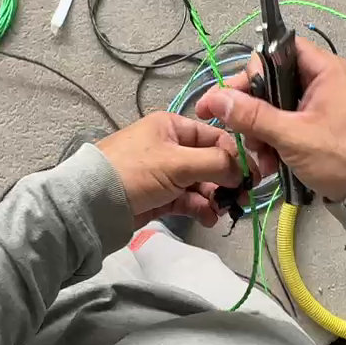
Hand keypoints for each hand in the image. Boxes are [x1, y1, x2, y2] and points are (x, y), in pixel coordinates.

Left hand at [95, 112, 246, 228]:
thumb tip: (243, 172)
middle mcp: (171, 146)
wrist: (92, 204)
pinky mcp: (161, 197)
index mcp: (173, 126)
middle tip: (240, 199)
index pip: (216, 137)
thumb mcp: (177, 162)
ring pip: (202, 184)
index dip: (236, 156)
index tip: (253, 177)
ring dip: (214, 197)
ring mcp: (166, 173)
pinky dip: (201, 208)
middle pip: (211, 162)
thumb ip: (216, 164)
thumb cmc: (135, 172)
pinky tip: (208, 218)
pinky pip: (189, 200)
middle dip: (226, 181)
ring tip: (220, 211)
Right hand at [194, 38, 345, 201]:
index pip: (278, 51)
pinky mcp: (318, 127)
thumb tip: (216, 98)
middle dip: (252, 110)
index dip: (252, 70)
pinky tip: (269, 163)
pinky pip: (286, 124)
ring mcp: (321, 105)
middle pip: (272, 81)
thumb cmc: (343, 159)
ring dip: (260, 132)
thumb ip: (252, 116)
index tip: (232, 97)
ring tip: (260, 157)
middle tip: (240, 133)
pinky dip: (274, 141)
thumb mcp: (293, 136)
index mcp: (325, 70)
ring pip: (275, 106)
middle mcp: (323, 81)